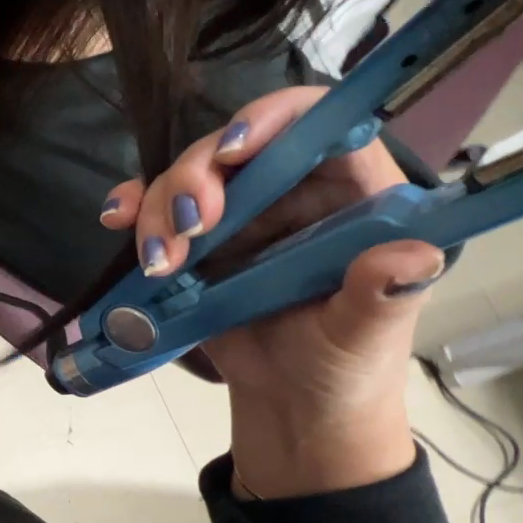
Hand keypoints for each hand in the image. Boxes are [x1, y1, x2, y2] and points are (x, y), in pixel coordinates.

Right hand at [101, 87, 443, 497]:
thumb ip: (381, 294)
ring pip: (184, 179)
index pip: (318, 126)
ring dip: (158, 208)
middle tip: (189, 226)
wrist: (291, 401)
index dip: (274, 120)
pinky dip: (129, 208)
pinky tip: (114, 220)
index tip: (234, 151)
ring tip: (159, 262)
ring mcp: (236, 216)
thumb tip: (408, 257)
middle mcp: (290, 192)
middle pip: (233, 148)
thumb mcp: (367, 333)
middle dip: (196, 176)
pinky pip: (153, 208)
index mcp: (350, 195)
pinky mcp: (192, 241)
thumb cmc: (345, 365)